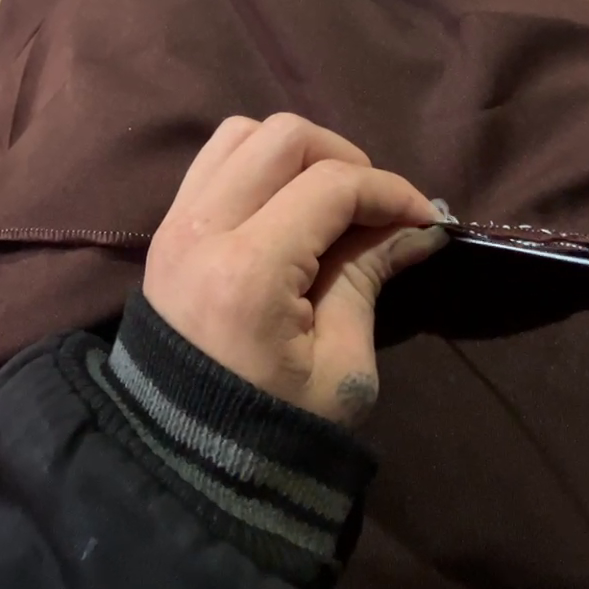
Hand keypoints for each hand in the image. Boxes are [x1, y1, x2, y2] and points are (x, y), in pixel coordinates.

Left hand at [142, 114, 446, 424]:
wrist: (180, 454)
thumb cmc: (271, 426)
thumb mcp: (340, 367)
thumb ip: (368, 277)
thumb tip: (417, 227)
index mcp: (247, 271)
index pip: (329, 185)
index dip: (388, 191)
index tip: (423, 218)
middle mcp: (201, 228)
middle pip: (282, 136)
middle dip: (344, 158)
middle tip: (373, 206)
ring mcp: (174, 222)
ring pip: (241, 133)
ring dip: (295, 153)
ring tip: (328, 199)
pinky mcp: (165, 226)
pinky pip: (214, 159)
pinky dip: (257, 162)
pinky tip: (285, 204)